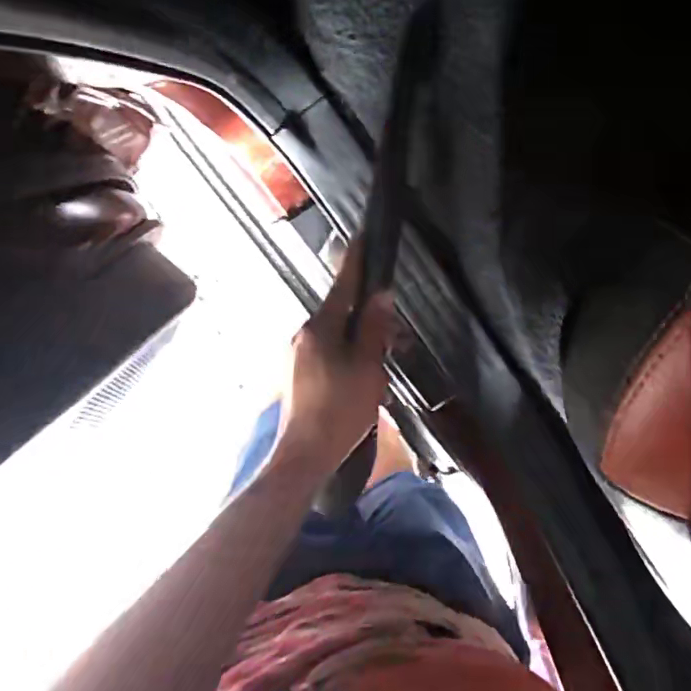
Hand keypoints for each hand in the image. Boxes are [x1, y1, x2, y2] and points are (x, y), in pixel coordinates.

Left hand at [271, 248, 396, 479]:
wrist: (304, 455)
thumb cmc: (340, 410)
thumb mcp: (368, 368)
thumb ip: (375, 329)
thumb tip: (381, 294)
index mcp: (320, 328)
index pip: (343, 285)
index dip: (356, 261)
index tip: (361, 235)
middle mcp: (303, 334)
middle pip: (341, 311)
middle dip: (367, 314)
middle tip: (393, 330)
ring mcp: (297, 354)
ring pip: (335, 333)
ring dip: (359, 337)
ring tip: (382, 359)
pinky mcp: (297, 373)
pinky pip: (327, 351)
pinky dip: (347, 352)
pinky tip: (362, 374)